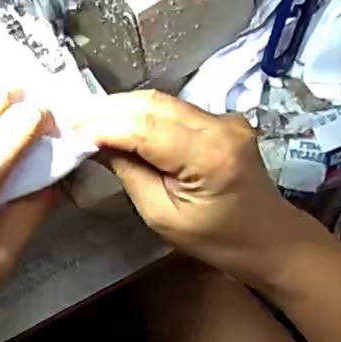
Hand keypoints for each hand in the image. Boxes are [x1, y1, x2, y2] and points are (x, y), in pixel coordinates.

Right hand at [79, 90, 326, 286]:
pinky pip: (173, 108)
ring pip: (161, 101)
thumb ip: (130, 173)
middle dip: (108, 109)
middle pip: (152, 104)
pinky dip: (142, 113)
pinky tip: (119, 122)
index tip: (70, 128)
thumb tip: (96, 143)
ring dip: (122, 108)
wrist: (270, 238)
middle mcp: (220, 126)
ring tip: (88, 119)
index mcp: (209, 156)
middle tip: (72, 118)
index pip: (145, 128)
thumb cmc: (217, 240)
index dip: (104, 125)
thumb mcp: (163, 216)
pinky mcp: (222, 119)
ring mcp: (224, 118)